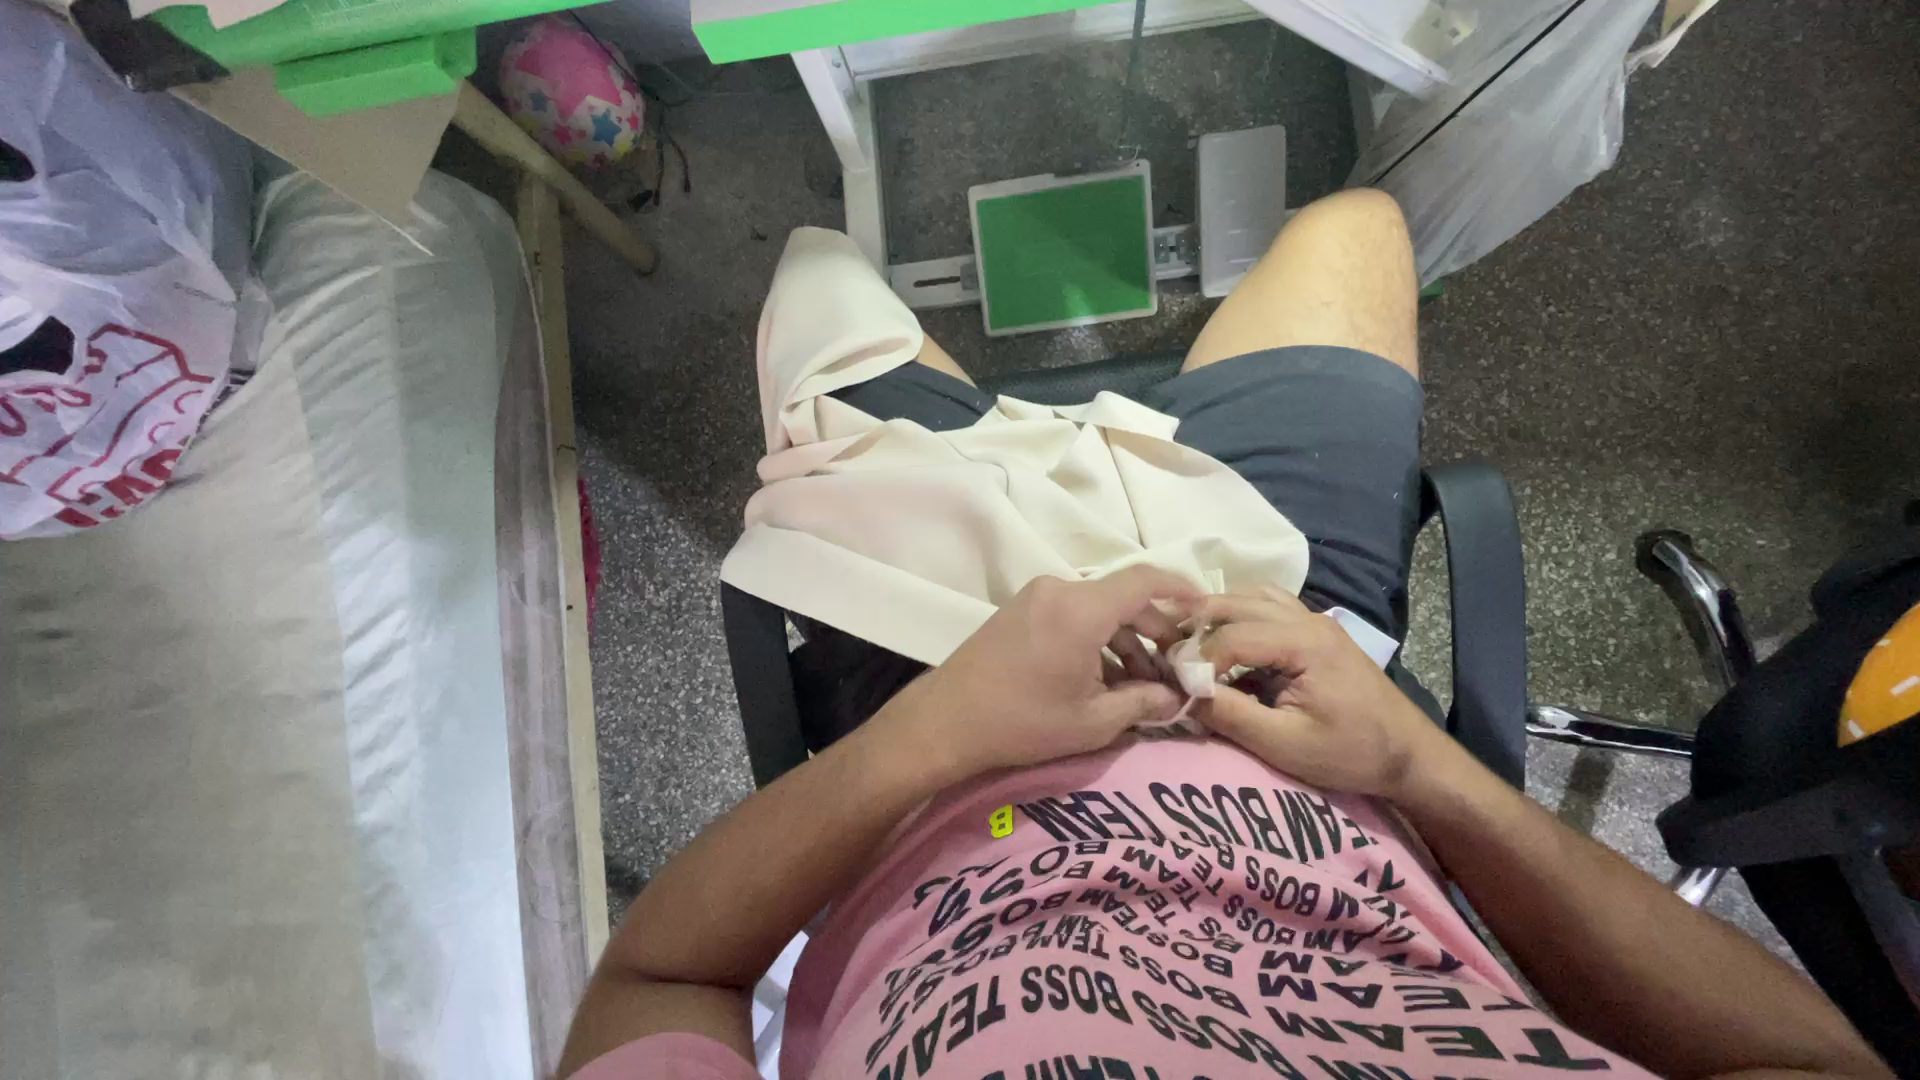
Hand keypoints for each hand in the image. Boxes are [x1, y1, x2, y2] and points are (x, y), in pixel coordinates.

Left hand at [872, 566, 1202, 781]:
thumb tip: (1177, 697)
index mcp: (1081, 609)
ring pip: (1097, 608)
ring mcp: (1035, 597)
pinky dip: (1095, 638)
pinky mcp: (1020, 610)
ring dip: (1124, 639)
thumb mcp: (1092, 722)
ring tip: (1140, 684)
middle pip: (1123, 598)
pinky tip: (1103, 677)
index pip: (1145, 580)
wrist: (946, 721)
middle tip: (1175, 668)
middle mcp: (1059, 590)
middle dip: (1154, 630)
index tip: (1206, 608)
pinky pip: (1072, 613)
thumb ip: (1142, 703)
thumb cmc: (1022, 722)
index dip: (1182, 589)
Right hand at [1193, 588, 1449, 799]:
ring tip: (1189, 643)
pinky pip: (1267, 605)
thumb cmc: (1350, 754)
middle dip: (1195, 625)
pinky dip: (1238, 614)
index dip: (1196, 659)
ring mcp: (1314, 620)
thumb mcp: (1284, 745)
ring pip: (1249, 597)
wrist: (1410, 756)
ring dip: (1215, 615)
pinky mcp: (1316, 630)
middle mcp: (1308, 619)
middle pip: (1235, 603)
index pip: (1231, 636)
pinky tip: (1225, 639)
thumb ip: (1229, 715)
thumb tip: (1180, 693)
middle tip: (1166, 653)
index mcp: (1304, 643)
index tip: (1175, 684)